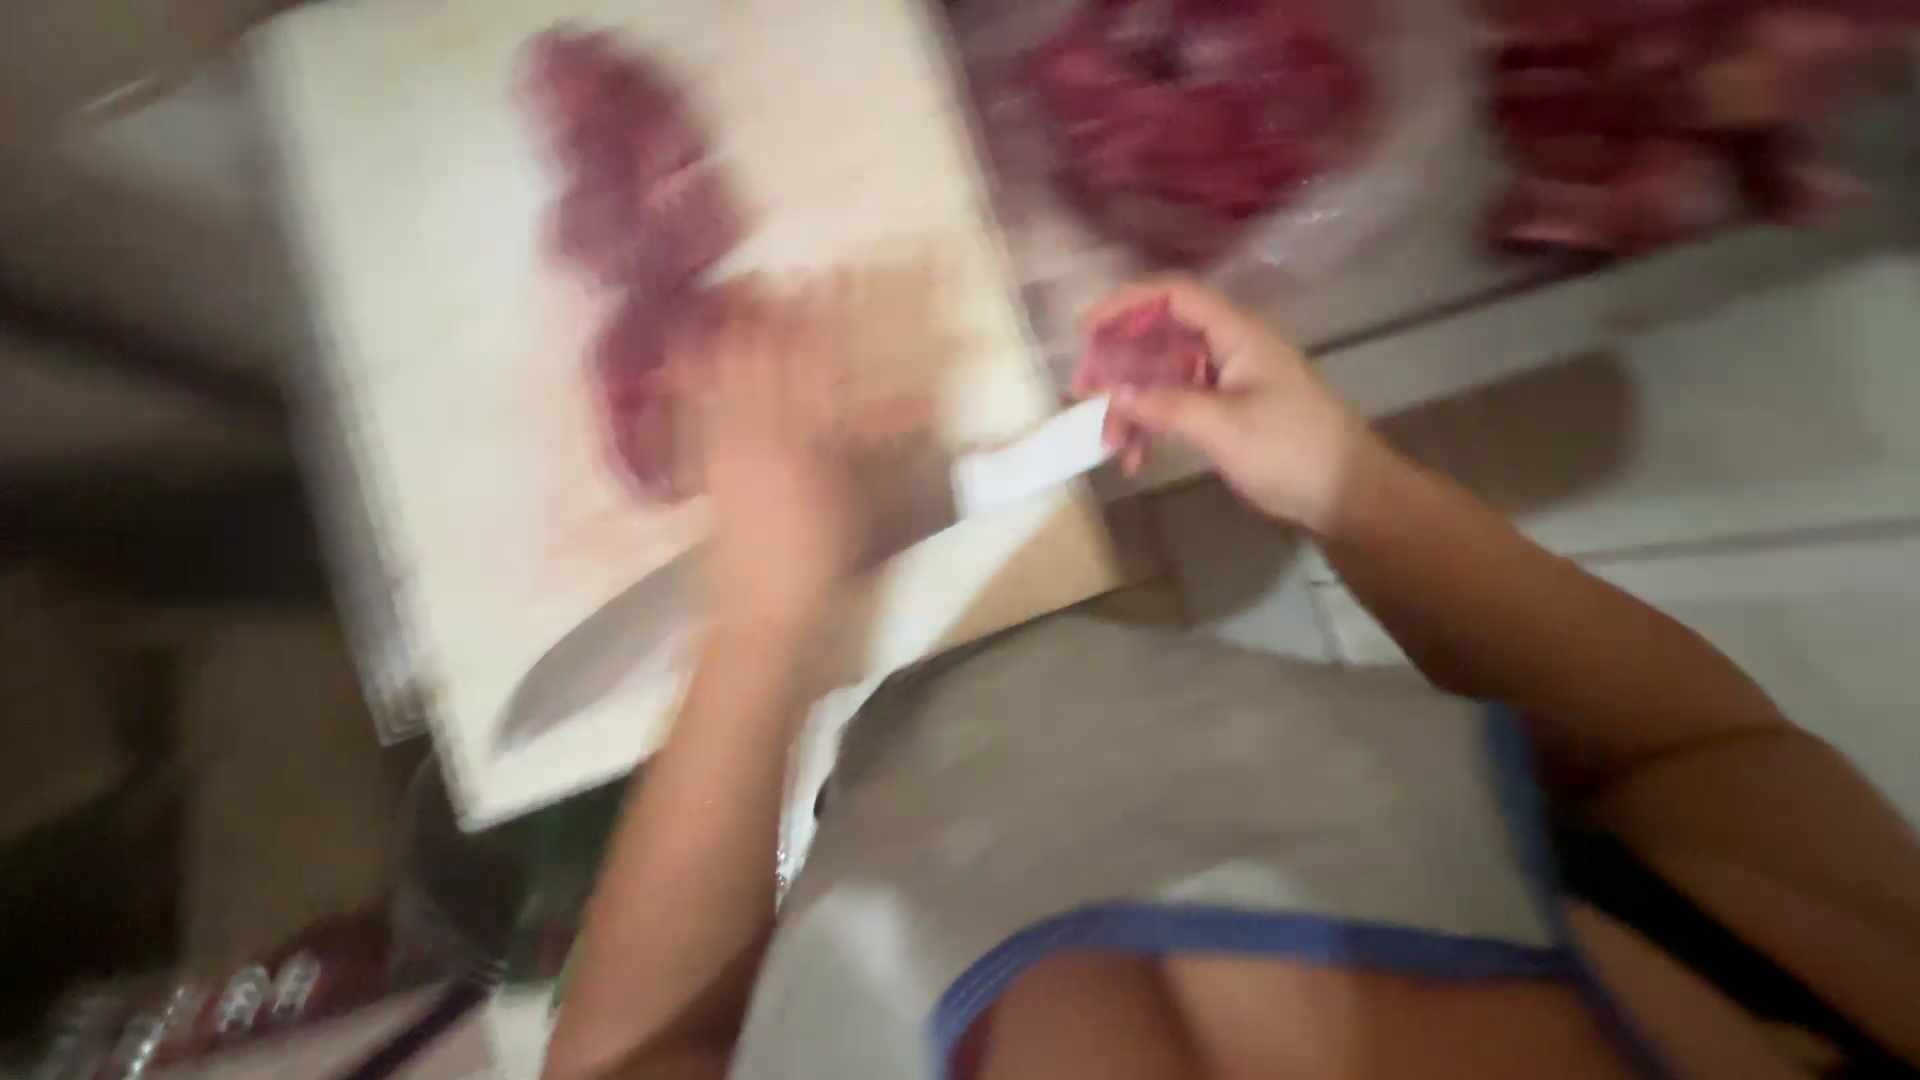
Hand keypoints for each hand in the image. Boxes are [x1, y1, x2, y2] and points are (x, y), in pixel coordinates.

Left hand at [688, 279, 925, 634]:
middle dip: (785, 308)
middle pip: (771, 353)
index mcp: (805, 438)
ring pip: (728, 369)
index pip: (823, 360)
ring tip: (748, 291)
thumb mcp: (859, 500)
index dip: (833, 314)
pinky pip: (695, 402)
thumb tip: (918, 397)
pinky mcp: (704, 459)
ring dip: (740, 326)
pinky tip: (692, 340)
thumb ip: (876, 440)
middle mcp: (758, 429)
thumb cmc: (821, 559)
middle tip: (797, 274)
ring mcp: (723, 442)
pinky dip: (694, 366)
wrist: (759, 611)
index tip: (842, 276)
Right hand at [1087, 278, 1378, 533]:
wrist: (1346, 494)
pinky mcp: (1225, 412)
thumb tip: (1115, 394)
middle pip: (1160, 338)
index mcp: (1236, 336)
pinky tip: (1136, 460)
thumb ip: (1166, 406)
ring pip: (1163, 379)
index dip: (1126, 305)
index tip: (1085, 330)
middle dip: (1118, 365)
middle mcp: (1228, 350)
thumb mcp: (1224, 428)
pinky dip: (1153, 428)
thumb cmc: (1292, 452)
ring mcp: (1226, 382)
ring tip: (1109, 444)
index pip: (1174, 297)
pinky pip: (1176, 408)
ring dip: (1132, 407)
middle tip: (1083, 393)